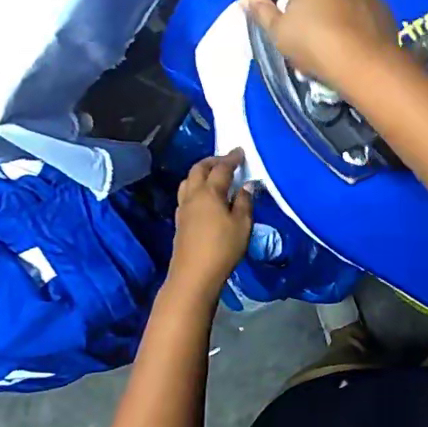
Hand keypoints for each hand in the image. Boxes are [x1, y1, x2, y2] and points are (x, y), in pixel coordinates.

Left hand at [168, 150, 254, 290]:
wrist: (194, 274)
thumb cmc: (223, 248)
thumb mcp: (242, 225)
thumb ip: (245, 202)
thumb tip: (247, 185)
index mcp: (210, 192)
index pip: (221, 169)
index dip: (231, 159)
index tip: (240, 152)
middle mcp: (193, 195)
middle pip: (199, 169)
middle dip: (212, 161)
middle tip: (226, 161)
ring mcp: (183, 208)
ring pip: (188, 181)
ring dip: (200, 173)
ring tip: (213, 175)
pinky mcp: (179, 220)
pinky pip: (186, 194)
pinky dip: (195, 187)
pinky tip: (204, 197)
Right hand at [239, 0, 399, 92]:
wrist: (364, 64)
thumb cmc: (314, 44)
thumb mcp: (279, 33)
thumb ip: (262, 12)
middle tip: (306, 20)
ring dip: (337, 6)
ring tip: (332, 34)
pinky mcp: (383, 9)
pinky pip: (364, 9)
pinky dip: (358, 19)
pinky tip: (353, 40)